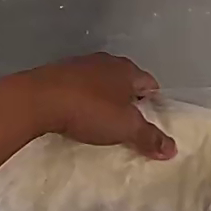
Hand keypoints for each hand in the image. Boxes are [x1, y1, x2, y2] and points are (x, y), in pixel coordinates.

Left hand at [0, 53, 176, 158]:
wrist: (37, 99)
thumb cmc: (89, 110)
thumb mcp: (125, 127)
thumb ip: (149, 137)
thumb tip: (173, 149)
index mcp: (127, 70)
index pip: (150, 83)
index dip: (153, 102)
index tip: (151, 120)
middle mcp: (106, 61)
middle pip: (125, 80)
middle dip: (128, 99)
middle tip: (127, 122)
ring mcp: (80, 64)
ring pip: (100, 81)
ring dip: (103, 96)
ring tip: (100, 119)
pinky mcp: (57, 72)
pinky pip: (78, 85)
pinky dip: (81, 97)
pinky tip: (75, 112)